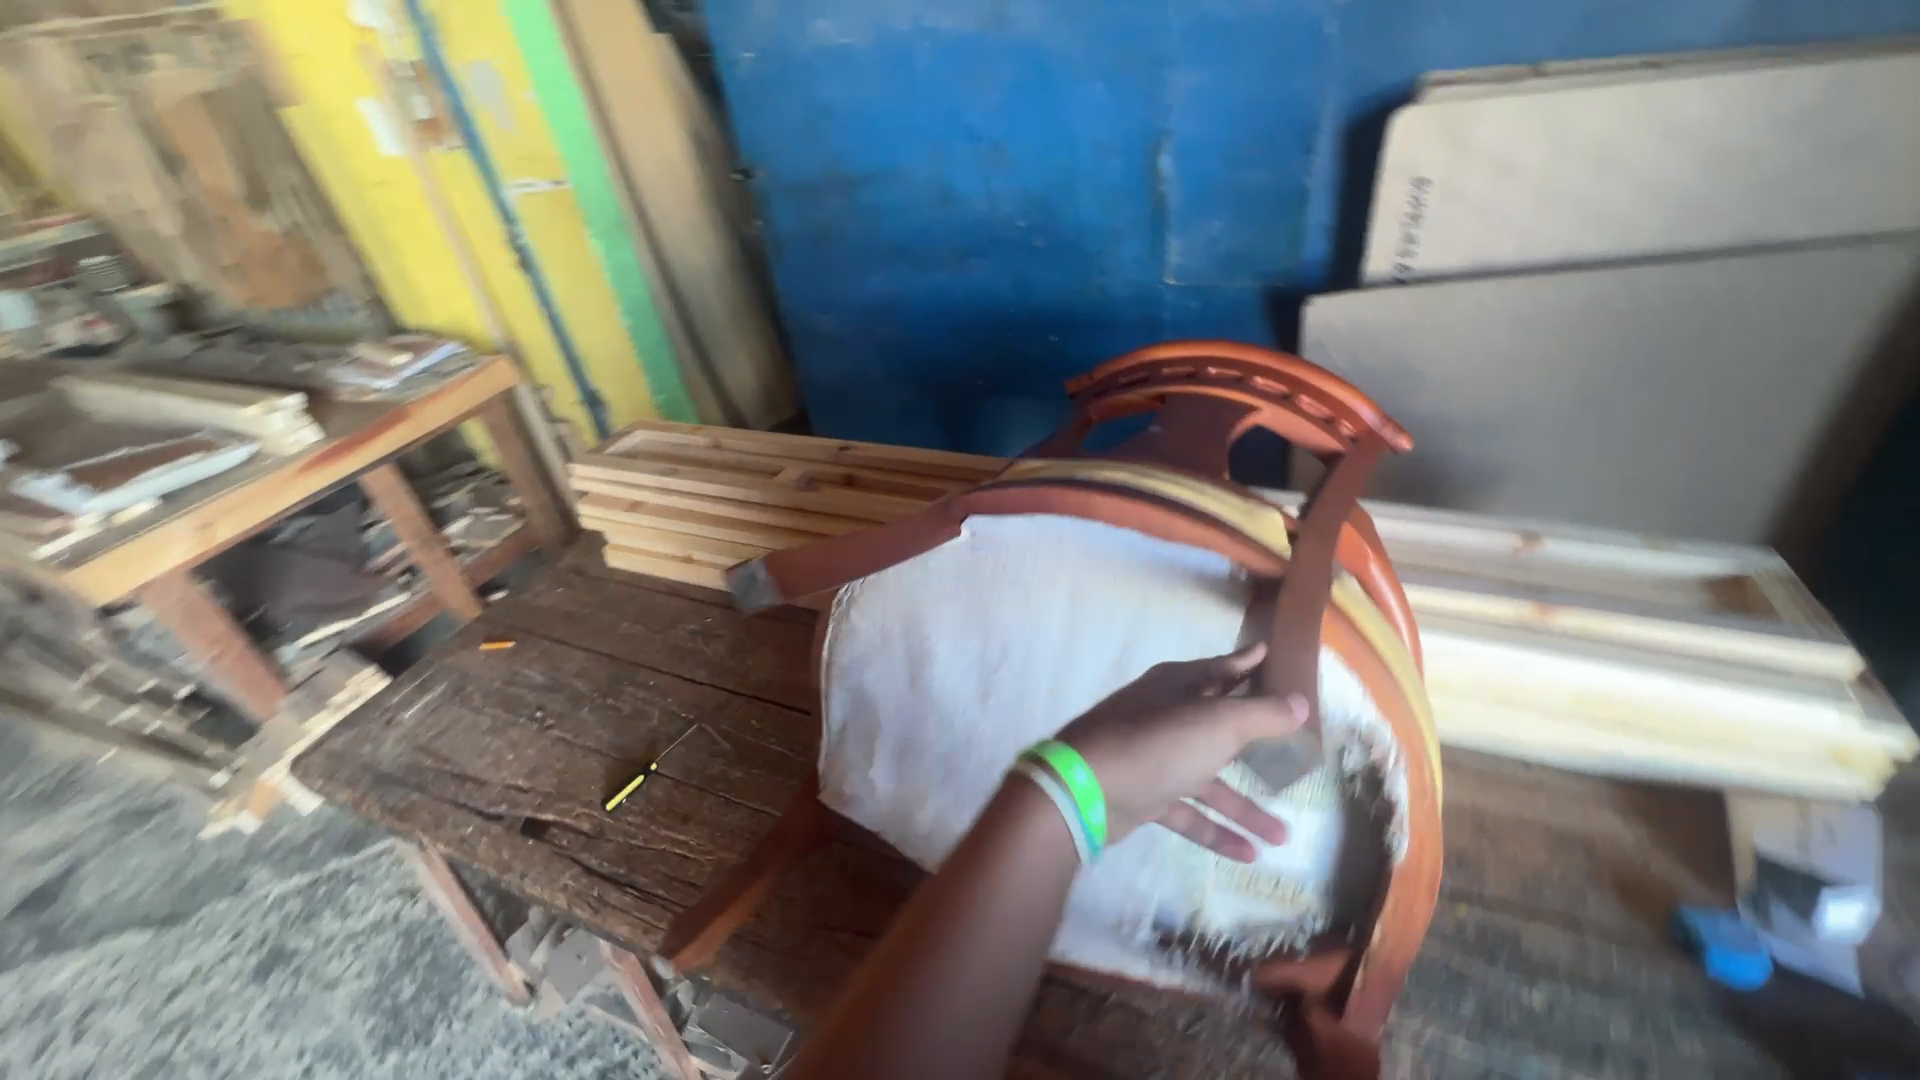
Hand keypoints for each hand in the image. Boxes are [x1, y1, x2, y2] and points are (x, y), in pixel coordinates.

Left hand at [1052, 642, 1306, 861]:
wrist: (1086, 788)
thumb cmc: (1157, 743)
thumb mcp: (1218, 723)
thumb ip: (1262, 714)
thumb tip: (1299, 702)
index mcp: (1179, 686)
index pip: (1222, 668)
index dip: (1248, 663)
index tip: (1270, 654)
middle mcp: (1167, 716)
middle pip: (1218, 724)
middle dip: (1256, 739)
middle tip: (1294, 748)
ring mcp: (1154, 757)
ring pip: (1208, 779)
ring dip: (1243, 805)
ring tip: (1284, 835)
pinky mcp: (1144, 794)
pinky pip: (1187, 812)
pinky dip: (1215, 830)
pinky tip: (1250, 855)